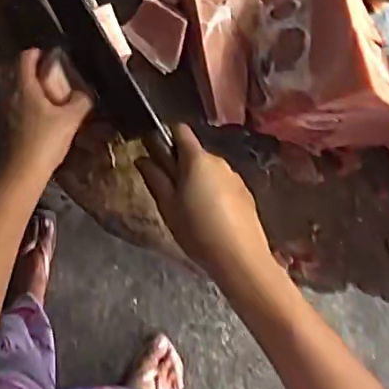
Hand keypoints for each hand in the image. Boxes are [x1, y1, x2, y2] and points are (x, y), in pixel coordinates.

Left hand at [4, 48, 93, 182]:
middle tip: (43, 71)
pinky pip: (11, 103)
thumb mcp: (71, 119)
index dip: (37, 52)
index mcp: (24, 87)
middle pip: (10, 70)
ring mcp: (4, 111)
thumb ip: (81, 101)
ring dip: (23, 85)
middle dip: (26, 67)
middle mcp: (10, 94)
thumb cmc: (45, 141)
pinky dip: (21, 101)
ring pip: (10, 88)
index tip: (51, 55)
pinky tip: (37, 112)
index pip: (25, 57)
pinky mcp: (4, 126)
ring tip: (43, 92)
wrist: (21, 175)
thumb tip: (86, 92)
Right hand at [137, 124, 274, 286]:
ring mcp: (235, 175)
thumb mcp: (168, 207)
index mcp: (196, 158)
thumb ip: (155, 178)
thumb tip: (142, 158)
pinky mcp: (246, 192)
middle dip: (181, 167)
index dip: (167, 137)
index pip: (180, 130)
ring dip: (199, 181)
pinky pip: (224, 184)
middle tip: (171, 194)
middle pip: (195, 153)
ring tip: (192, 211)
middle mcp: (218, 159)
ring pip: (209, 170)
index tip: (157, 154)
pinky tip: (213, 219)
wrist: (241, 258)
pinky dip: (215, 193)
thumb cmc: (197, 231)